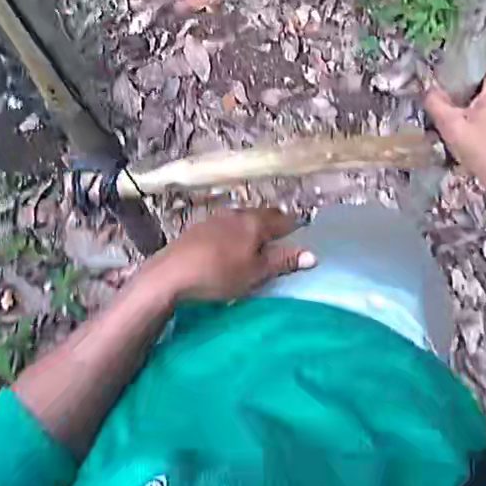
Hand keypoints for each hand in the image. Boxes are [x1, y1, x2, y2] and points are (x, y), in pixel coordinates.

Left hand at [136, 208, 315, 304]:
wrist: (173, 272)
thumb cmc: (220, 273)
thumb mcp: (255, 272)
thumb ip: (282, 261)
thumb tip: (313, 255)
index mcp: (255, 221)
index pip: (283, 220)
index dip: (295, 229)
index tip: (302, 239)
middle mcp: (238, 213)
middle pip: (263, 215)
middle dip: (275, 226)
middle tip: (283, 243)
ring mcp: (217, 218)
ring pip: (244, 219)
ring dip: (255, 229)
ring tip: (259, 246)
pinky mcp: (201, 227)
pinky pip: (228, 225)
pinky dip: (237, 233)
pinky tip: (233, 247)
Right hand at [423, 49, 485, 190]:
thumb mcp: (451, 126)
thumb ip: (436, 102)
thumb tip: (429, 89)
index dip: (477, 42)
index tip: (455, 42)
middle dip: (467, 68)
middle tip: (443, 71)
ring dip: (471, 87)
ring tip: (448, 93)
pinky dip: (478, 102)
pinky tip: (463, 115)